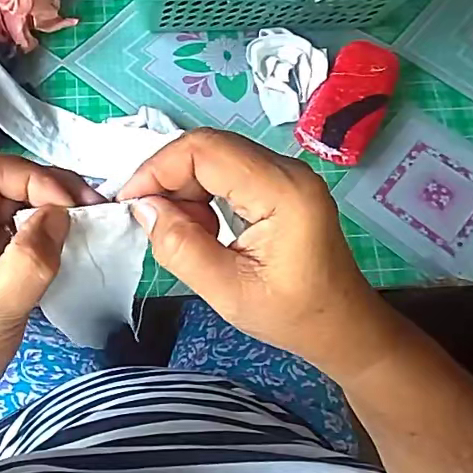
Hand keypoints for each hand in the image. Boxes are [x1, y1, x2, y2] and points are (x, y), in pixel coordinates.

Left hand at [0, 153, 102, 410]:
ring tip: (89, 221)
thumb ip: (29, 260)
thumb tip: (63, 213)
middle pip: (4, 184)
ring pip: (17, 205)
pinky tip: (71, 240)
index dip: (30, 179)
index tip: (69, 205)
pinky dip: (50, 231)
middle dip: (50, 189)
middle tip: (93, 208)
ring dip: (54, 208)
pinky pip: (22, 232)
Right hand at [117, 129, 403, 377]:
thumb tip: (144, 208)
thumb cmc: (293, 315)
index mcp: (283, 192)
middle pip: (209, 148)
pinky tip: (207, 231)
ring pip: (215, 158)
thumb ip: (181, 249)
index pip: (205, 150)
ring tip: (188, 236)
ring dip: (186, 190)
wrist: (342, 325)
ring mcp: (286, 173)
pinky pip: (228, 173)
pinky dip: (203, 196)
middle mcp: (288, 169)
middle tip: (154, 224)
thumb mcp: (229, 293)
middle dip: (169, 180)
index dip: (158, 169)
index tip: (130, 203)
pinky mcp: (281, 184)